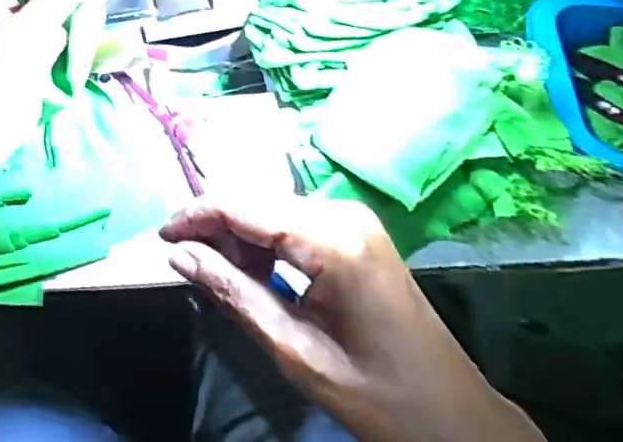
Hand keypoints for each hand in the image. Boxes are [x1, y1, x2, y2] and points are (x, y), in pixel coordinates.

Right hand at [162, 195, 545, 441]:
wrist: (461, 423)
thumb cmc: (380, 397)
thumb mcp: (297, 352)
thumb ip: (232, 294)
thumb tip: (177, 255)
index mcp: (332, 240)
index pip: (241, 206)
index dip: (194, 216)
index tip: (161, 240)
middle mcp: (340, 213)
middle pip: (252, 201)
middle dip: (215, 229)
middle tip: (189, 265)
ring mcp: (351, 218)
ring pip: (267, 209)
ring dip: (237, 238)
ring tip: (221, 277)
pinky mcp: (353, 230)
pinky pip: (289, 221)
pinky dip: (263, 243)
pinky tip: (255, 275)